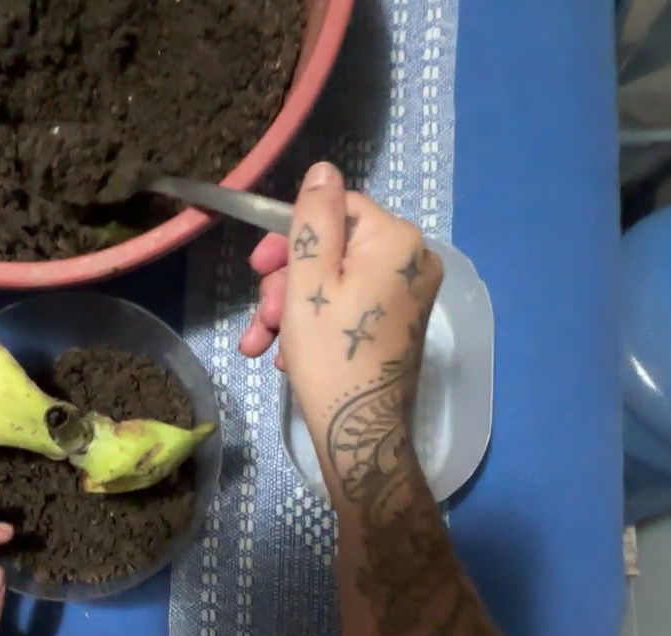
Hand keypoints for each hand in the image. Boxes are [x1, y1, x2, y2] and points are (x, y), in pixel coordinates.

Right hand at [238, 161, 442, 443]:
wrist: (358, 430)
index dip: (291, 237)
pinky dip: (315, 328)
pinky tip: (286, 355)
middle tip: (262, 319)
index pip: (337, 210)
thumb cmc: (330, 354)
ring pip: (335, 286)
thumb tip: (322, 170)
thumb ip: (314, 221)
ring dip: (291, 312)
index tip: (257, 268)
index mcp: (395, 241)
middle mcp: (412, 262)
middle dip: (286, 285)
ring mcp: (407, 298)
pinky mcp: (397, 328)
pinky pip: (348, 311)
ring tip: (262, 345)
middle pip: (334, 252)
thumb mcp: (309, 281)